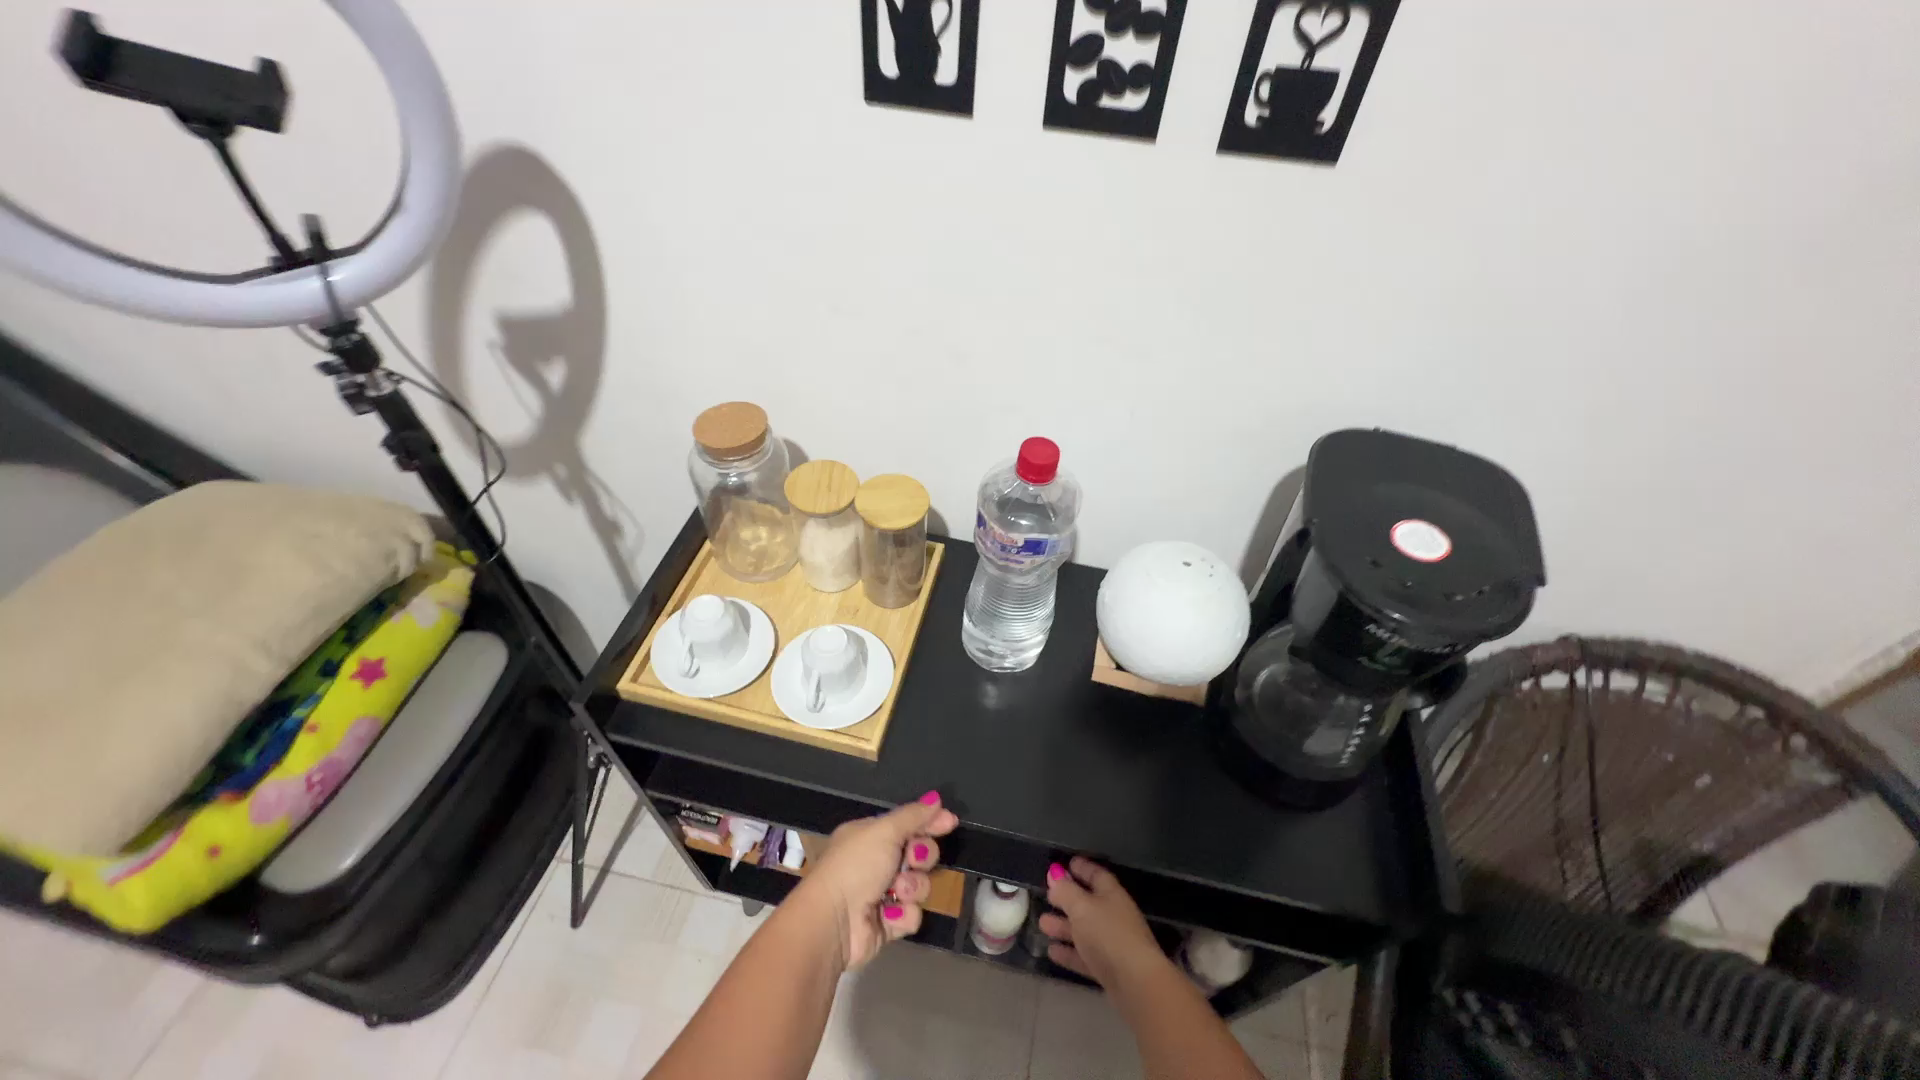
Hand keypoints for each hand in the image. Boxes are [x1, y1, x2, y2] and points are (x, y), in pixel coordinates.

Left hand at [794, 791, 958, 971]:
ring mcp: (882, 894)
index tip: (950, 822)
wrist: (835, 921)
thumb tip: (935, 799)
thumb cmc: (856, 867)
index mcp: (870, 836)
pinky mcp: (888, 923)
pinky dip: (903, 913)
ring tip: (895, 892)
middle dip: (920, 858)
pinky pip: (913, 914)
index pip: (907, 824)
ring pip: (919, 885)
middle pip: (919, 854)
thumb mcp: (884, 831)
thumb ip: (913, 816)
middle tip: (910, 861)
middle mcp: (876, 862)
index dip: (929, 823)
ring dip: (911, 888)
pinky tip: (888, 914)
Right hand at [1039, 856, 1170, 990]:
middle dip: (1067, 899)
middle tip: (1047, 896)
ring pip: (1084, 931)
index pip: (1097, 875)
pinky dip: (1068, 952)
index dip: (1082, 868)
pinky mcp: (1108, 969)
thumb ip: (1066, 891)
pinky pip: (1084, 956)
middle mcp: (1113, 916)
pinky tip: (1051, 951)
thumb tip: (1055, 875)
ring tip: (1042, 924)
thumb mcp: (1082, 907)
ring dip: (1063, 927)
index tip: (1066, 863)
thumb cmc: (1108, 934)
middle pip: (1088, 904)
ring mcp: (1112, 944)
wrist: (1135, 982)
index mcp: (1112, 895)